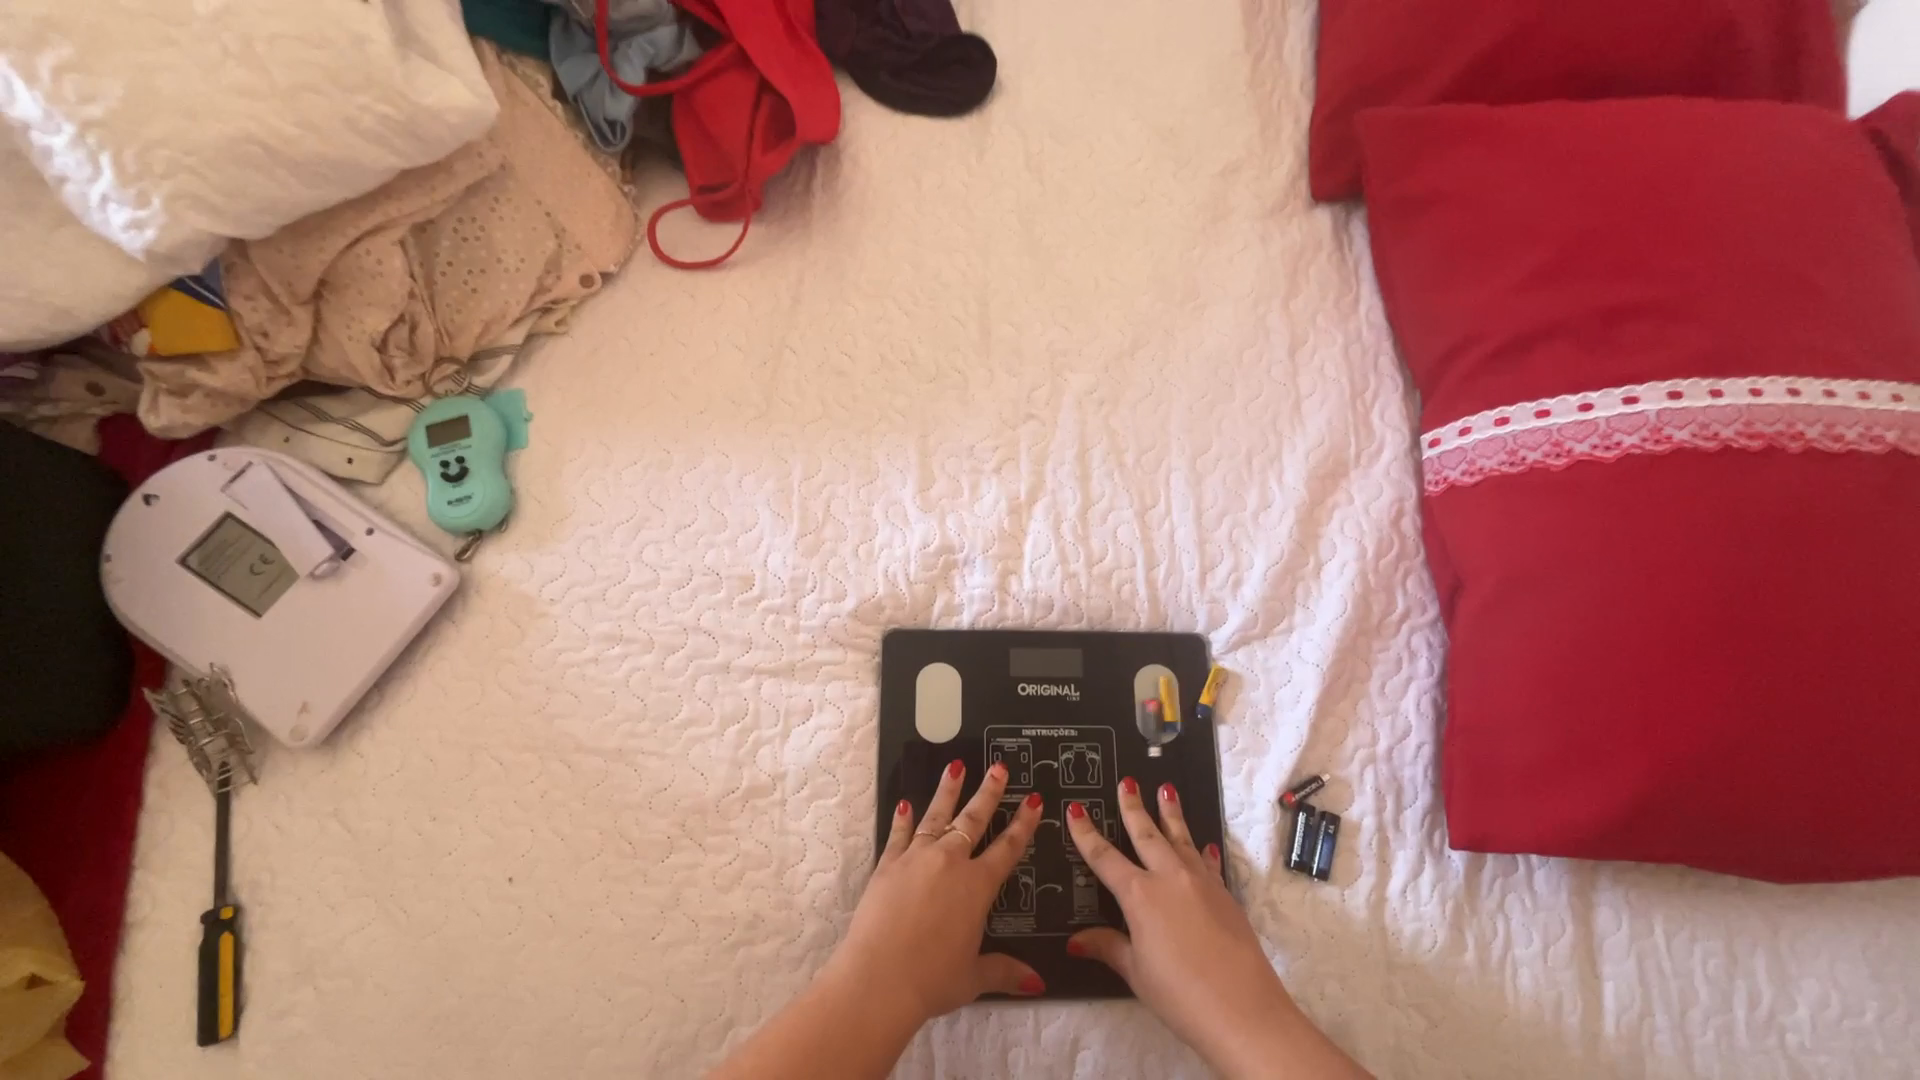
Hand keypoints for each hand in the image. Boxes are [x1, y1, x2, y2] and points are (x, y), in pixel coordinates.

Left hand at [828, 759, 1046, 1023]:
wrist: (877, 979)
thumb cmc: (931, 980)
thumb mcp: (973, 977)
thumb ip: (1005, 972)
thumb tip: (1037, 983)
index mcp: (977, 886)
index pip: (1008, 848)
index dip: (1023, 823)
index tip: (1033, 800)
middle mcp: (949, 862)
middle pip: (974, 819)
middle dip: (989, 792)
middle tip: (998, 767)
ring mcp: (916, 859)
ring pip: (936, 816)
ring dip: (947, 791)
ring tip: (955, 765)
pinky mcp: (887, 865)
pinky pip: (898, 835)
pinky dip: (903, 819)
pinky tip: (905, 804)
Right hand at [1066, 780, 1367, 1078]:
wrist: (1245, 1011)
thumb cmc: (1181, 995)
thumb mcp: (1137, 973)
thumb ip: (1108, 948)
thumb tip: (1075, 941)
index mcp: (1140, 895)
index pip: (1104, 858)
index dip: (1086, 834)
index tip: (1076, 810)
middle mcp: (1169, 878)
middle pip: (1146, 834)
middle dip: (1133, 807)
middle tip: (1127, 782)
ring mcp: (1201, 883)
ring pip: (1181, 838)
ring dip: (1171, 814)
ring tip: (1166, 789)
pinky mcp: (1225, 896)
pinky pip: (1208, 863)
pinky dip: (1202, 850)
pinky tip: (1203, 845)